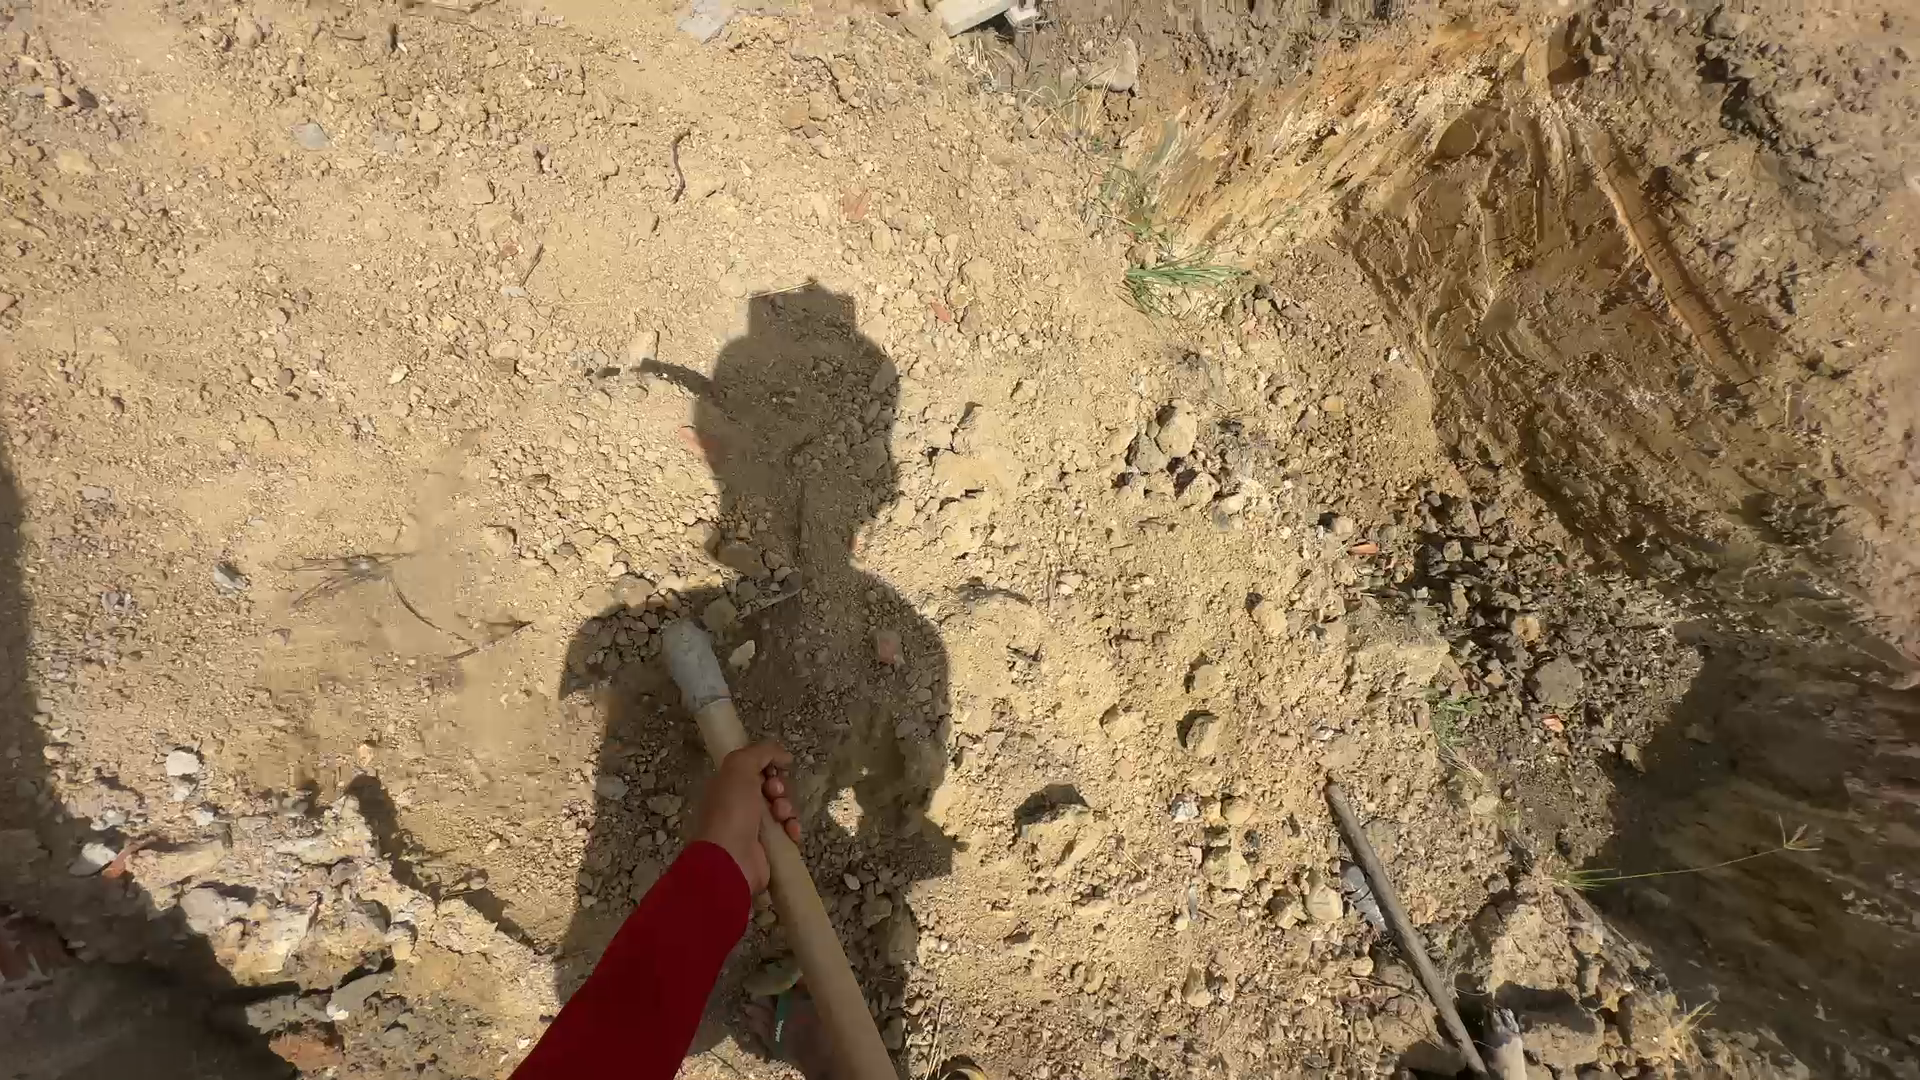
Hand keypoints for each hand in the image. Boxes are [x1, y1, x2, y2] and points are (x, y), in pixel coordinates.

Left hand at [694, 742, 801, 893]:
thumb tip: (784, 757)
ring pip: (784, 807)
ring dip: (788, 807)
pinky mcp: (769, 846)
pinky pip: (789, 829)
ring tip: (781, 816)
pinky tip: (791, 832)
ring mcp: (755, 827)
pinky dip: (793, 828)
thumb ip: (761, 752)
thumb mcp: (739, 767)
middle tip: (774, 794)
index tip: (773, 771)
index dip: (769, 765)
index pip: (756, 768)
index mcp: (729, 785)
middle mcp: (741, 804)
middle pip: (773, 786)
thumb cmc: (731, 810)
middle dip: (780, 787)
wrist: (730, 859)